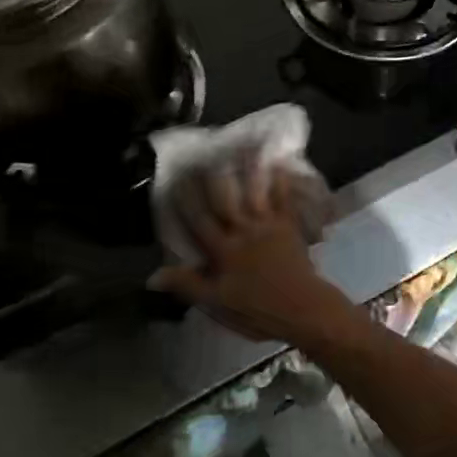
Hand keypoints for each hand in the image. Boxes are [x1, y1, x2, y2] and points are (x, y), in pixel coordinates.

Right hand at [150, 163, 360, 346]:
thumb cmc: (258, 309)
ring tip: (242, 146)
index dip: (185, 201)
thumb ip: (186, 284)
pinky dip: (281, 182)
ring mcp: (268, 226)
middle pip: (224, 201)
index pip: (199, 221)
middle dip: (212, 178)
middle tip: (204, 154)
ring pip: (253, 193)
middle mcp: (243, 231)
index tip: (175, 180)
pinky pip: (284, 200)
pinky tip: (280, 163)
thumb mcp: (217, 302)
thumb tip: (152, 275)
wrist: (304, 310)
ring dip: (247, 170)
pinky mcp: (289, 227)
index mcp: (223, 250)